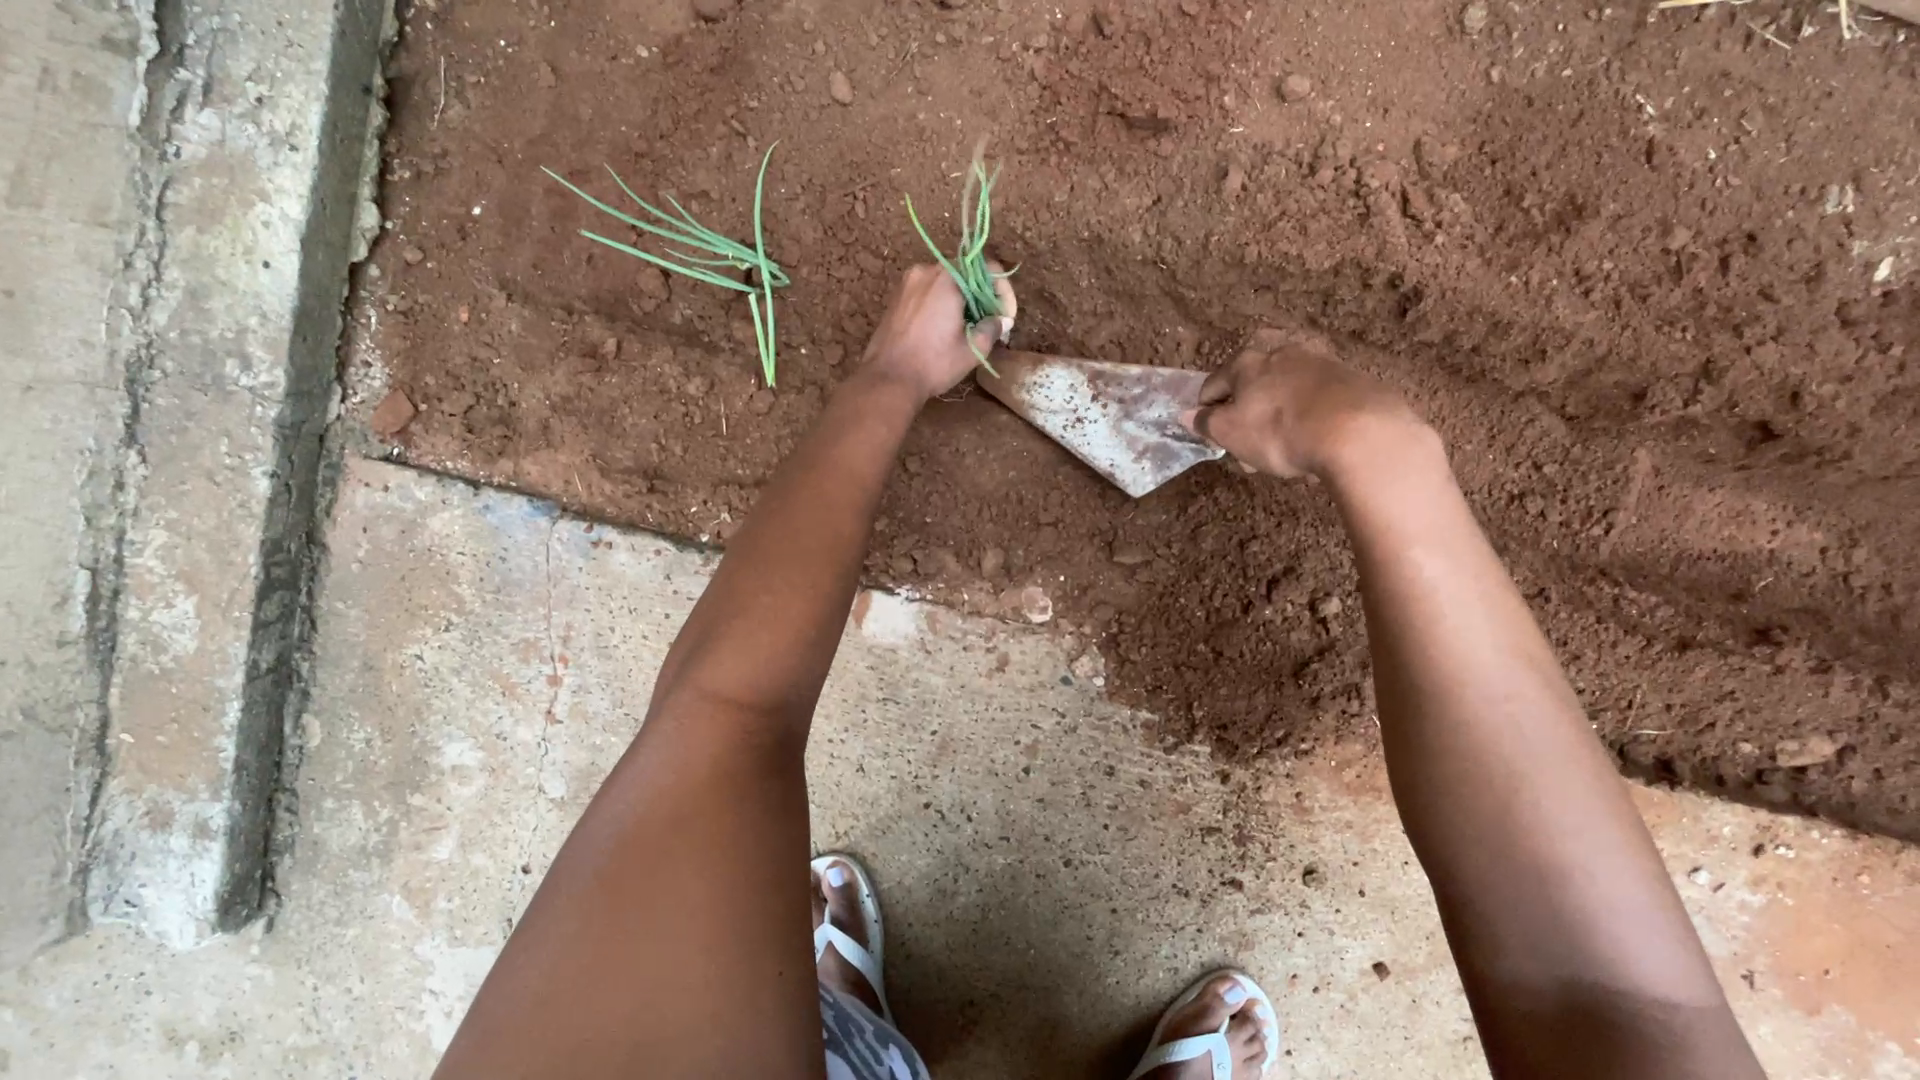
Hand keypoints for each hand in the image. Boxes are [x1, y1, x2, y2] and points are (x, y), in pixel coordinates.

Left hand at [860, 264, 1016, 400]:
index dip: (1002, 292)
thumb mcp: (972, 349)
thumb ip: (992, 328)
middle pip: (965, 274)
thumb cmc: (933, 364)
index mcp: (947, 277)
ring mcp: (906, 283)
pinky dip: (941, 305)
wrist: (888, 379)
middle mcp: (925, 271)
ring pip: (945, 284)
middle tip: (989, 324)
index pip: (987, 269)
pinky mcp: (895, 298)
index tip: (1005, 318)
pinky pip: (926, 293)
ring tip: (967, 329)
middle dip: (982, 298)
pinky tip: (943, 330)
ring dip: (961, 302)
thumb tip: (1000, 321)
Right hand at [1183, 328, 1425, 480]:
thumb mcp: (1231, 433)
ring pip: (1283, 389)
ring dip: (1275, 413)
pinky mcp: (1347, 376)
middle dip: (1245, 412)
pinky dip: (1305, 413)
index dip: (1207, 411)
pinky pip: (1313, 396)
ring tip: (1279, 445)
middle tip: (1245, 445)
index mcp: (1245, 360)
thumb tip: (1186, 413)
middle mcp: (1280, 351)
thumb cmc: (1279, 431)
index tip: (1212, 434)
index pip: (1213, 384)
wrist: (1356, 429)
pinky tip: (1309, 437)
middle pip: (1251, 383)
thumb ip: (1205, 422)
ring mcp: (1317, 360)